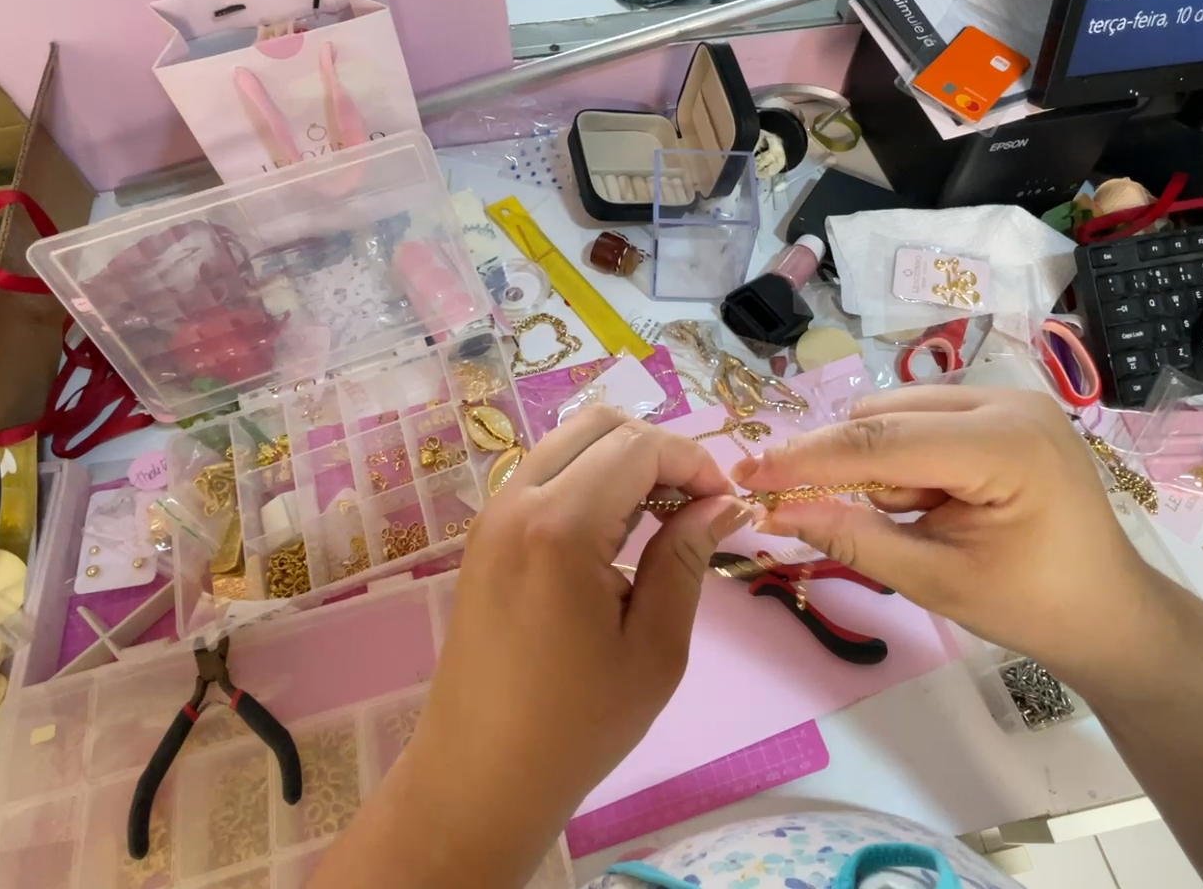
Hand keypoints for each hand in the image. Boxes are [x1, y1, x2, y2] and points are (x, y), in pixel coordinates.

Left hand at [411, 407, 757, 841]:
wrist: (477, 777)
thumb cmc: (576, 724)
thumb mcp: (654, 647)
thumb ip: (686, 557)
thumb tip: (723, 502)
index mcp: (560, 526)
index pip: (639, 447)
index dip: (694, 461)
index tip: (725, 504)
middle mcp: (517, 501)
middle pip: (601, 425)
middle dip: (659, 449)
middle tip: (694, 504)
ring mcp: (492, 514)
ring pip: (569, 442)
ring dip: (622, 459)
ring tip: (660, 515)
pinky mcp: (485, 534)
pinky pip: (545, 473)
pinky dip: (589, 477)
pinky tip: (614, 529)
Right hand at [732, 386, 1168, 677]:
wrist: (1110, 613)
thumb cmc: (1031, 606)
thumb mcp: (933, 580)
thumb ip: (851, 538)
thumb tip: (775, 512)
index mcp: (1004, 446)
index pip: (879, 442)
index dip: (805, 459)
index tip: (748, 475)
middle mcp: (1006, 402)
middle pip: (882, 418)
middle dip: (843, 466)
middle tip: (810, 509)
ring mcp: (1008, 398)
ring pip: (894, 413)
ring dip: (876, 464)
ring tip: (914, 518)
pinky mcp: (1002, 408)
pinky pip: (918, 417)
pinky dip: (901, 458)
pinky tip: (928, 499)